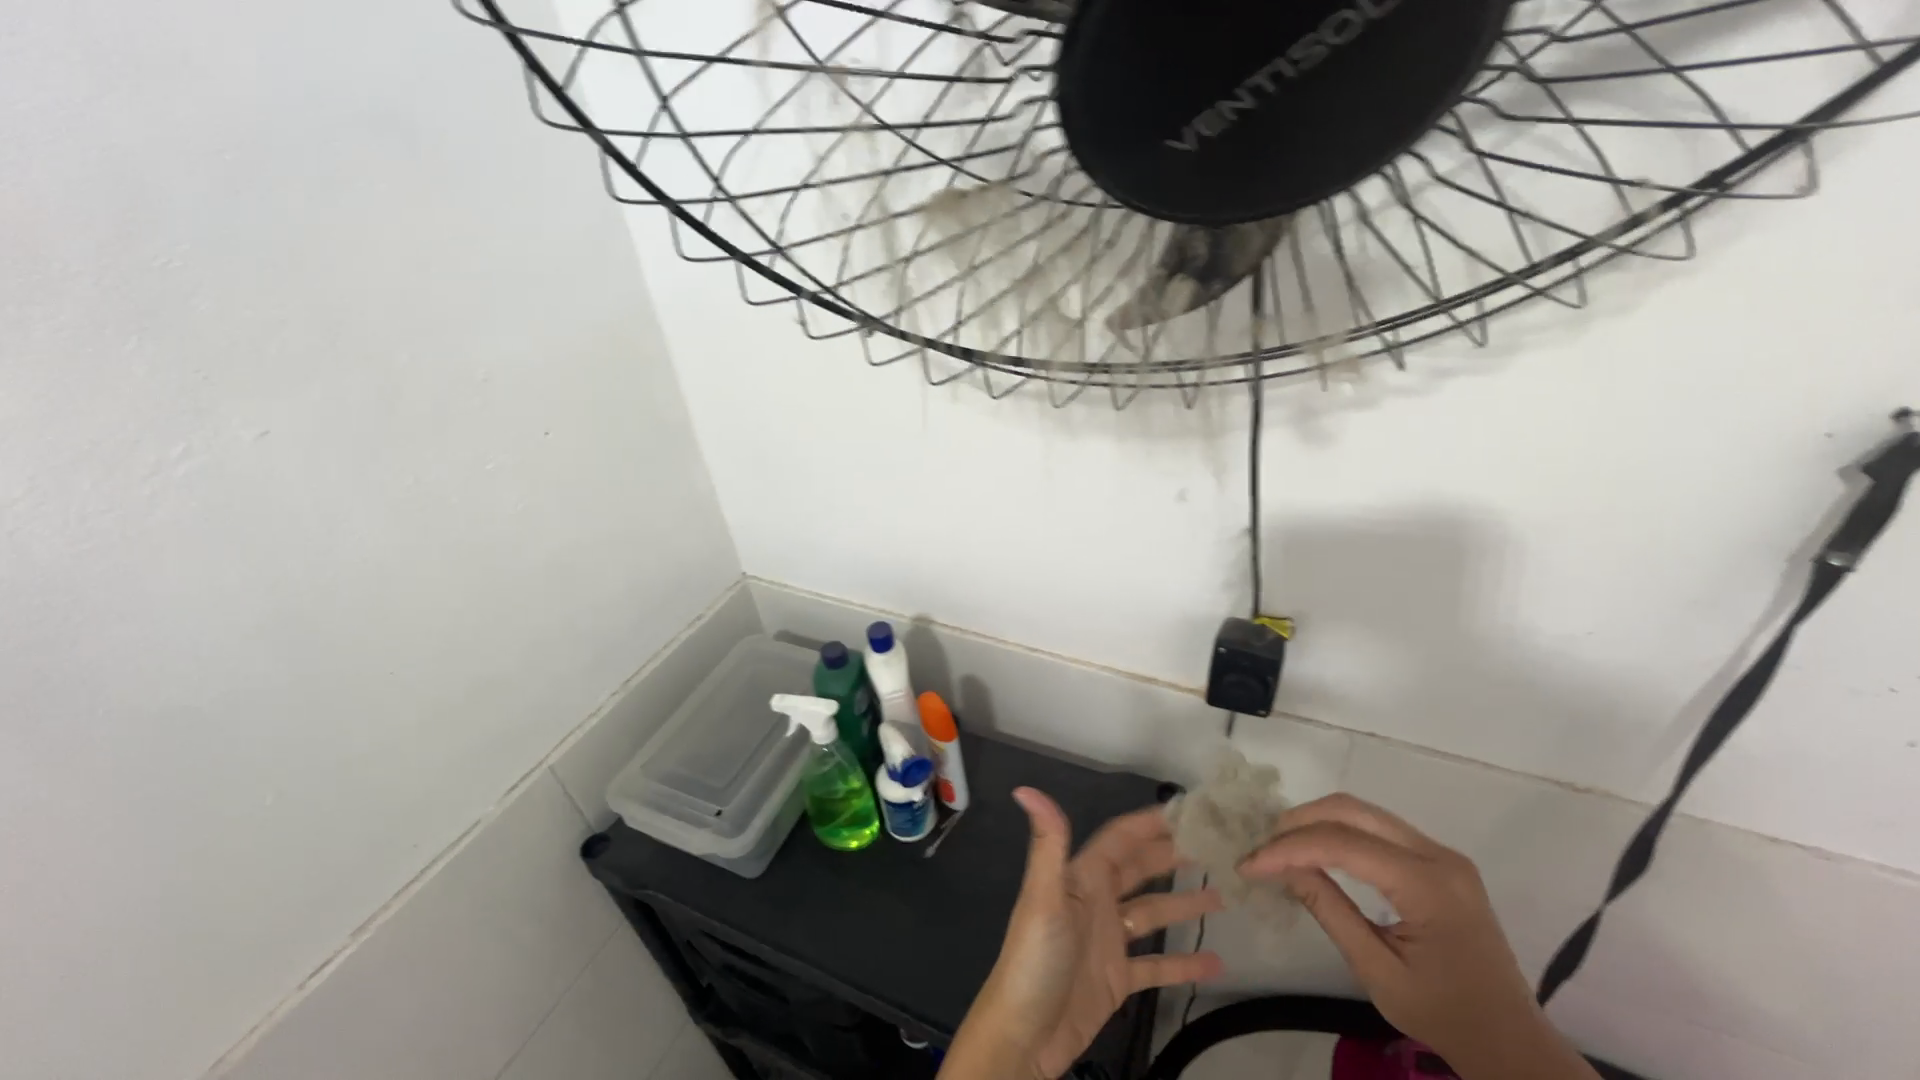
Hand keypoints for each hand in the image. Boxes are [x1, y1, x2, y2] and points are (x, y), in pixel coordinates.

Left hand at [943, 788, 1224, 1079]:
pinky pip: (1157, 965)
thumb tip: (1027, 789)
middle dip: (1173, 855)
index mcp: (1080, 879)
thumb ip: (1047, 844)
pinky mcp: (1116, 979)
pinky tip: (1216, 963)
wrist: (1023, 1034)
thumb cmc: (1034, 960)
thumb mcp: (1043, 898)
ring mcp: (1107, 942)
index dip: (1150, 823)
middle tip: (1217, 846)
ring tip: (1225, 894)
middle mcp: (1095, 903)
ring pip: (1152, 913)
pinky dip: (1183, 963)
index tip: (1189, 809)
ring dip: (1184, 904)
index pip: (1120, 839)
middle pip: (1140, 870)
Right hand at [1240, 795, 1599, 1079]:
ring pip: (1365, 813)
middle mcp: (1439, 856)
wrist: (1508, 1038)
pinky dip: (1340, 832)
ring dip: (1317, 822)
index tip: (1248, 865)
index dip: (1289, 849)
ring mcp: (1442, 855)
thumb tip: (1281, 868)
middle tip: (1260, 847)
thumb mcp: (1376, 969)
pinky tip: (1314, 850)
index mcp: (1429, 885)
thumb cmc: (1443, 1013)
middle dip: (1299, 822)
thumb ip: (1329, 910)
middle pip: (1354, 811)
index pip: (1344, 845)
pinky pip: (1380, 830)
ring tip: (1278, 847)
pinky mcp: (1439, 862)